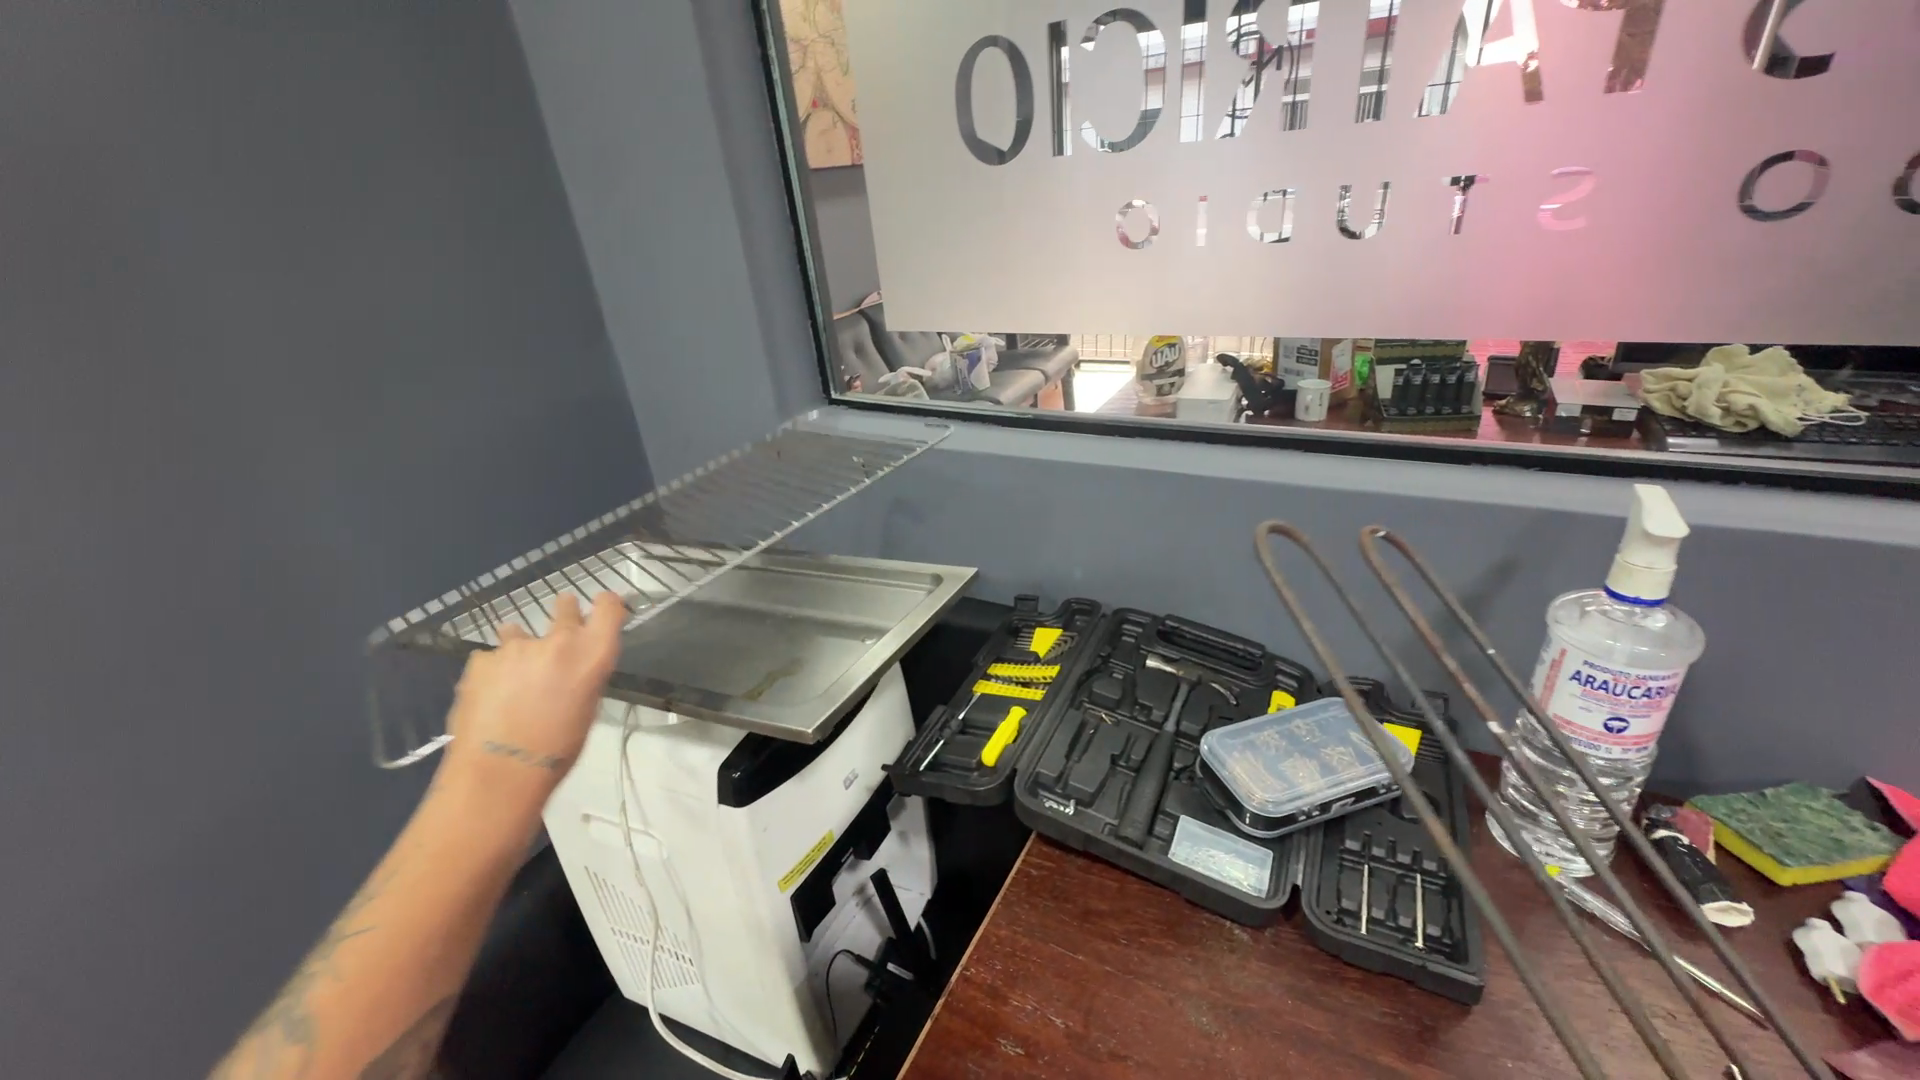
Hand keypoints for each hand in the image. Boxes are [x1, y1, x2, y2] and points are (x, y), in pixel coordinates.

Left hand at [438, 592, 625, 809]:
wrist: (499, 772)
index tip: (603, 608)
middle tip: (559, 636)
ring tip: (515, 675)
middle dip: (565, 612)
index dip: (607, 604)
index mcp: (593, 654)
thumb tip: (572, 668)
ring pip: (519, 632)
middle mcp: (558, 641)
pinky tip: (490, 697)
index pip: (609, 606)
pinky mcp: (480, 660)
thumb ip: (582, 676)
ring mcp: (515, 647)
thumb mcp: (587, 708)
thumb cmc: (557, 749)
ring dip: (521, 644)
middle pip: (566, 605)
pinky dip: (493, 671)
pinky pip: (491, 657)